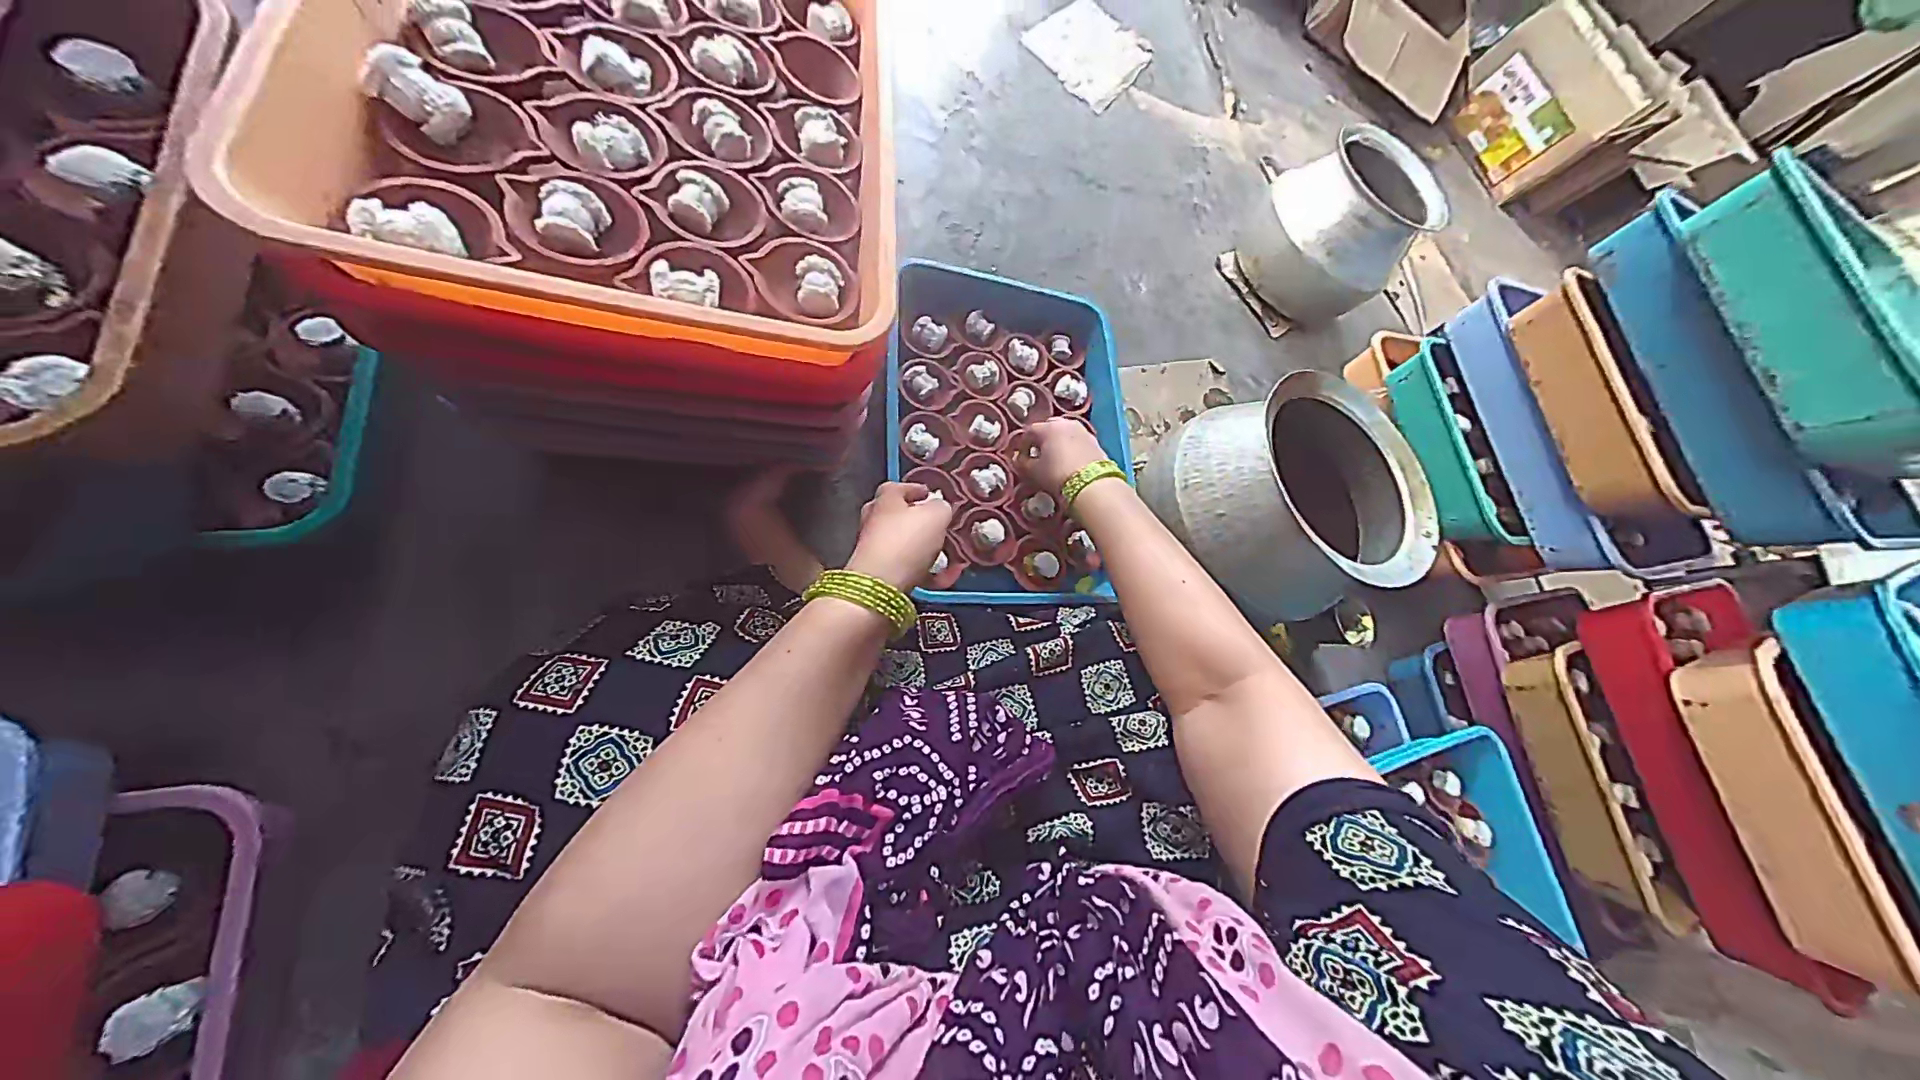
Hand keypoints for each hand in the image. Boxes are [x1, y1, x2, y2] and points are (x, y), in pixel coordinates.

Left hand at [845, 482, 955, 591]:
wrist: (881, 584)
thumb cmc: (908, 540)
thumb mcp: (936, 515)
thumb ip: (942, 507)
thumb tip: (940, 507)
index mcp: (885, 500)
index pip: (897, 487)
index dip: (915, 489)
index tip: (931, 495)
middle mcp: (875, 521)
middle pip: (899, 516)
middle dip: (921, 522)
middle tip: (940, 526)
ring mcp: (874, 549)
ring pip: (905, 545)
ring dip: (928, 549)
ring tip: (950, 555)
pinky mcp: (879, 574)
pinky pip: (908, 569)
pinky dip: (928, 572)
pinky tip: (947, 576)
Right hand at [1013, 418, 1107, 494]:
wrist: (1093, 485)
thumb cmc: (1057, 475)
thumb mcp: (1033, 472)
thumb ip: (1022, 463)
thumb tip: (1019, 459)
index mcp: (1048, 427)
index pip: (1029, 432)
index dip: (1022, 445)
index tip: (1020, 458)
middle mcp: (1066, 423)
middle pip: (1048, 428)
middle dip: (1041, 440)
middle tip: (1037, 456)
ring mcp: (1083, 431)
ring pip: (1064, 433)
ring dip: (1057, 443)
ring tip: (1053, 459)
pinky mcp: (1095, 442)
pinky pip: (1076, 441)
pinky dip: (1070, 447)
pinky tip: (1068, 461)